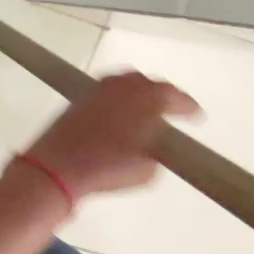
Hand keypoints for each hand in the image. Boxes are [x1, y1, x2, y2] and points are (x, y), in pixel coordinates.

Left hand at [26, 72, 202, 197]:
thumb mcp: (145, 170)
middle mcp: (126, 85)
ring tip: (147, 109)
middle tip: (173, 111)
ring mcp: (100, 88)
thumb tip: (152, 150)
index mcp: (149, 98)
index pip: (177, 98)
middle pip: (153, 85)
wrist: (56, 167)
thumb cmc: (106, 169)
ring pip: (129, 83)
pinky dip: (119, 97)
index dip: (190, 108)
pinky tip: (119, 110)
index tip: (198, 117)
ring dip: (141, 93)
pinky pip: (108, 91)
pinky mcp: (80, 97)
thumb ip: (156, 153)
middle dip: (165, 97)